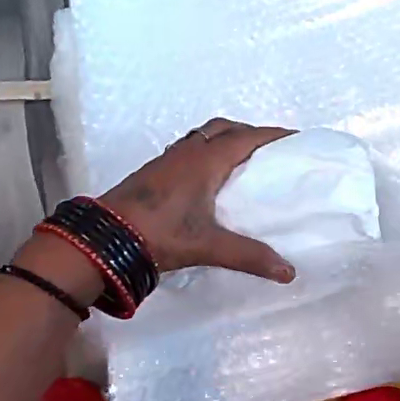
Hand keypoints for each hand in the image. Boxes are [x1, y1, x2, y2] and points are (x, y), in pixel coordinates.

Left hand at [99, 118, 297, 282]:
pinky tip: (209, 177)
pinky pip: (188, 150)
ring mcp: (167, 161)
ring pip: (202, 137)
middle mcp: (187, 153)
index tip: (294, 137)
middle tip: (269, 148)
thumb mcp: (208, 246)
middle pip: (222, 128)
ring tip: (242, 159)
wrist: (105, 238)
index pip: (244, 137)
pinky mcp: (154, 173)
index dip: (271, 135)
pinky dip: (206, 152)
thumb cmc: (160, 234)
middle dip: (248, 132)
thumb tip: (288, 272)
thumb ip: (249, 256)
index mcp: (204, 162)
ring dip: (224, 139)